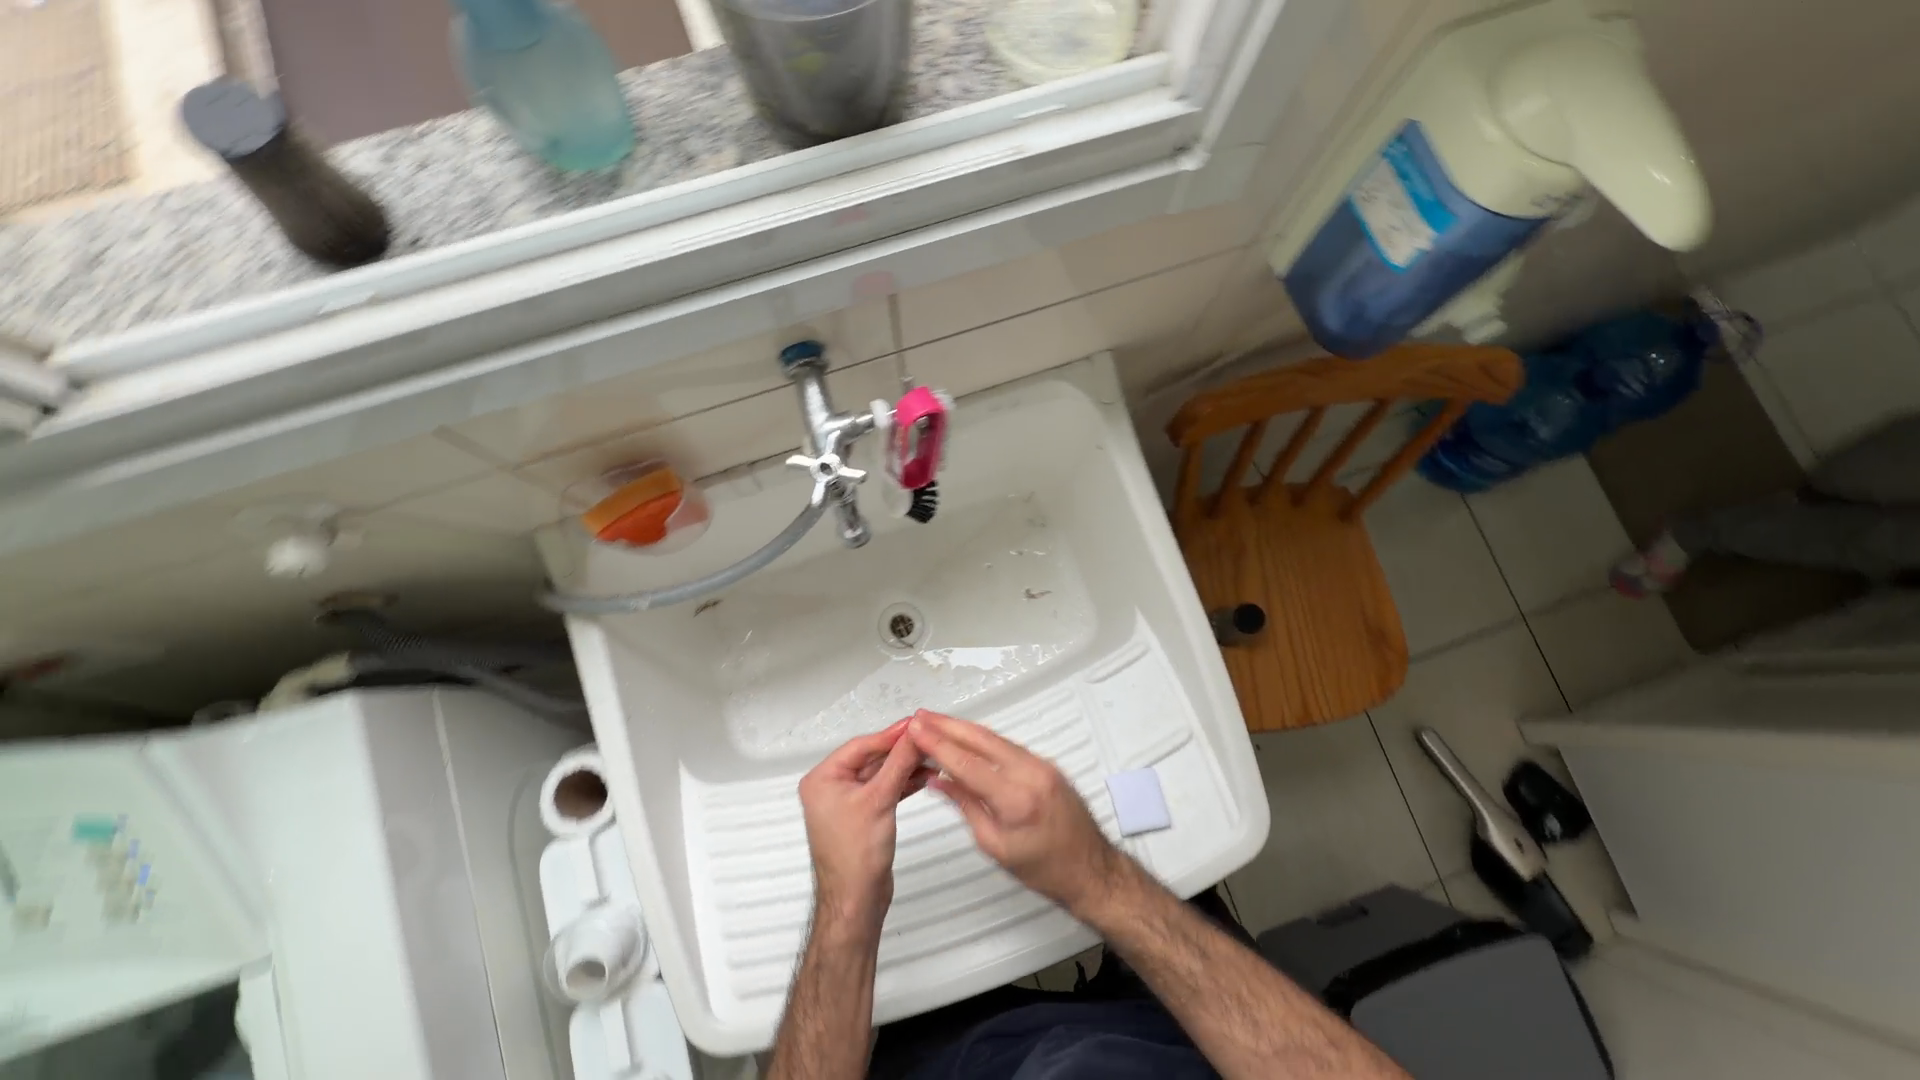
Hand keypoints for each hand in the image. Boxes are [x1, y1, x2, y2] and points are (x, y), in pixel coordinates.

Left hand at [797, 719, 934, 934]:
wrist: (856, 901)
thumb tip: (914, 734)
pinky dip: (902, 784)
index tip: (916, 725)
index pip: (861, 746)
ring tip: (932, 757)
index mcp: (822, 779)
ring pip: (880, 774)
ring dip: (905, 767)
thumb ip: (899, 763)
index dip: (890, 735)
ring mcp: (846, 803)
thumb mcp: (880, 799)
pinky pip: (883, 790)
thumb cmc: (856, 855)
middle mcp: (830, 787)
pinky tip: (923, 777)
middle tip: (928, 739)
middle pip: (871, 758)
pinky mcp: (863, 816)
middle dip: (901, 751)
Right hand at [908, 710, 1126, 914]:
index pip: (968, 764)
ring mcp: (1043, 765)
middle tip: (919, 717)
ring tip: (934, 722)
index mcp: (1016, 799)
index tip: (915, 730)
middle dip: (947, 726)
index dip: (938, 744)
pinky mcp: (1047, 765)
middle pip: (981, 740)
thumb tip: (937, 779)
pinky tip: (965, 736)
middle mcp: (1031, 773)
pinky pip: (1008, 746)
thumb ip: (966, 806)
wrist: (1092, 868)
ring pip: (995, 739)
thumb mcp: (996, 846)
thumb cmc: (1044, 870)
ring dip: (963, 729)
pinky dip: (983, 739)